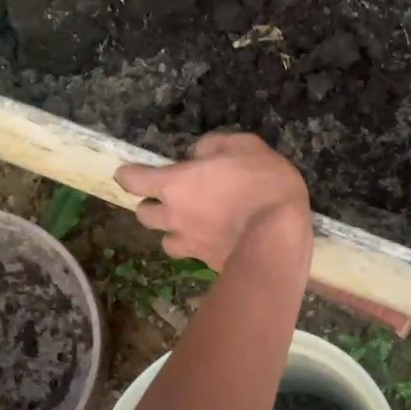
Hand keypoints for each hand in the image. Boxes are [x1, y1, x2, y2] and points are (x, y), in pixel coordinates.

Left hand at [114, 133, 310, 269]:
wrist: (280, 236)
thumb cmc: (262, 184)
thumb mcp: (246, 146)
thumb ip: (214, 146)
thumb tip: (196, 154)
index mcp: (174, 184)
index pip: (131, 180)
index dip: (130, 175)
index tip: (136, 173)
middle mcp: (173, 217)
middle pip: (143, 214)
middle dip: (152, 205)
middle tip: (174, 199)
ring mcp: (190, 244)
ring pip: (166, 240)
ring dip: (173, 231)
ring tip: (194, 225)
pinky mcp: (208, 264)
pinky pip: (193, 255)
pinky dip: (198, 249)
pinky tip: (217, 242)